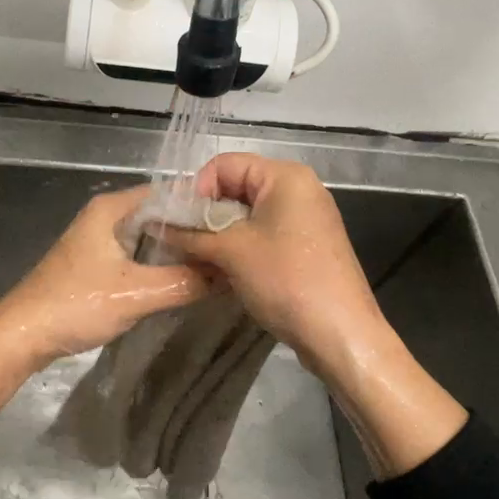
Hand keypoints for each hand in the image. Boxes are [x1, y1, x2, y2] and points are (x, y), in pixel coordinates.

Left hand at [0, 186, 210, 430]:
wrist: (22, 337)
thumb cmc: (76, 305)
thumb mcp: (137, 294)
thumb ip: (186, 282)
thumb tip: (230, 274)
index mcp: (112, 208)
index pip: (169, 192)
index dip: (202, 205)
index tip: (234, 224)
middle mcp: (106, 216)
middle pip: (161, 215)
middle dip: (193, 230)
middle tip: (232, 247)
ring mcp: (100, 240)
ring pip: (150, 238)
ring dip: (178, 250)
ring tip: (217, 263)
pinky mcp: (97, 264)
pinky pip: (139, 255)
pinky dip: (160, 264)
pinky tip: (184, 281)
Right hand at [164, 154, 466, 476]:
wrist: (341, 334)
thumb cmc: (286, 280)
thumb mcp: (231, 252)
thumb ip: (191, 233)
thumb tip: (158, 225)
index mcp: (285, 176)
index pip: (225, 164)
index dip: (196, 189)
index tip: (176, 223)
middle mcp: (299, 189)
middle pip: (236, 188)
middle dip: (205, 214)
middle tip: (179, 243)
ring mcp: (305, 219)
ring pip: (248, 215)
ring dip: (219, 235)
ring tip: (196, 260)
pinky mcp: (305, 246)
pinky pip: (263, 235)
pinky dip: (240, 248)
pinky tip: (222, 273)